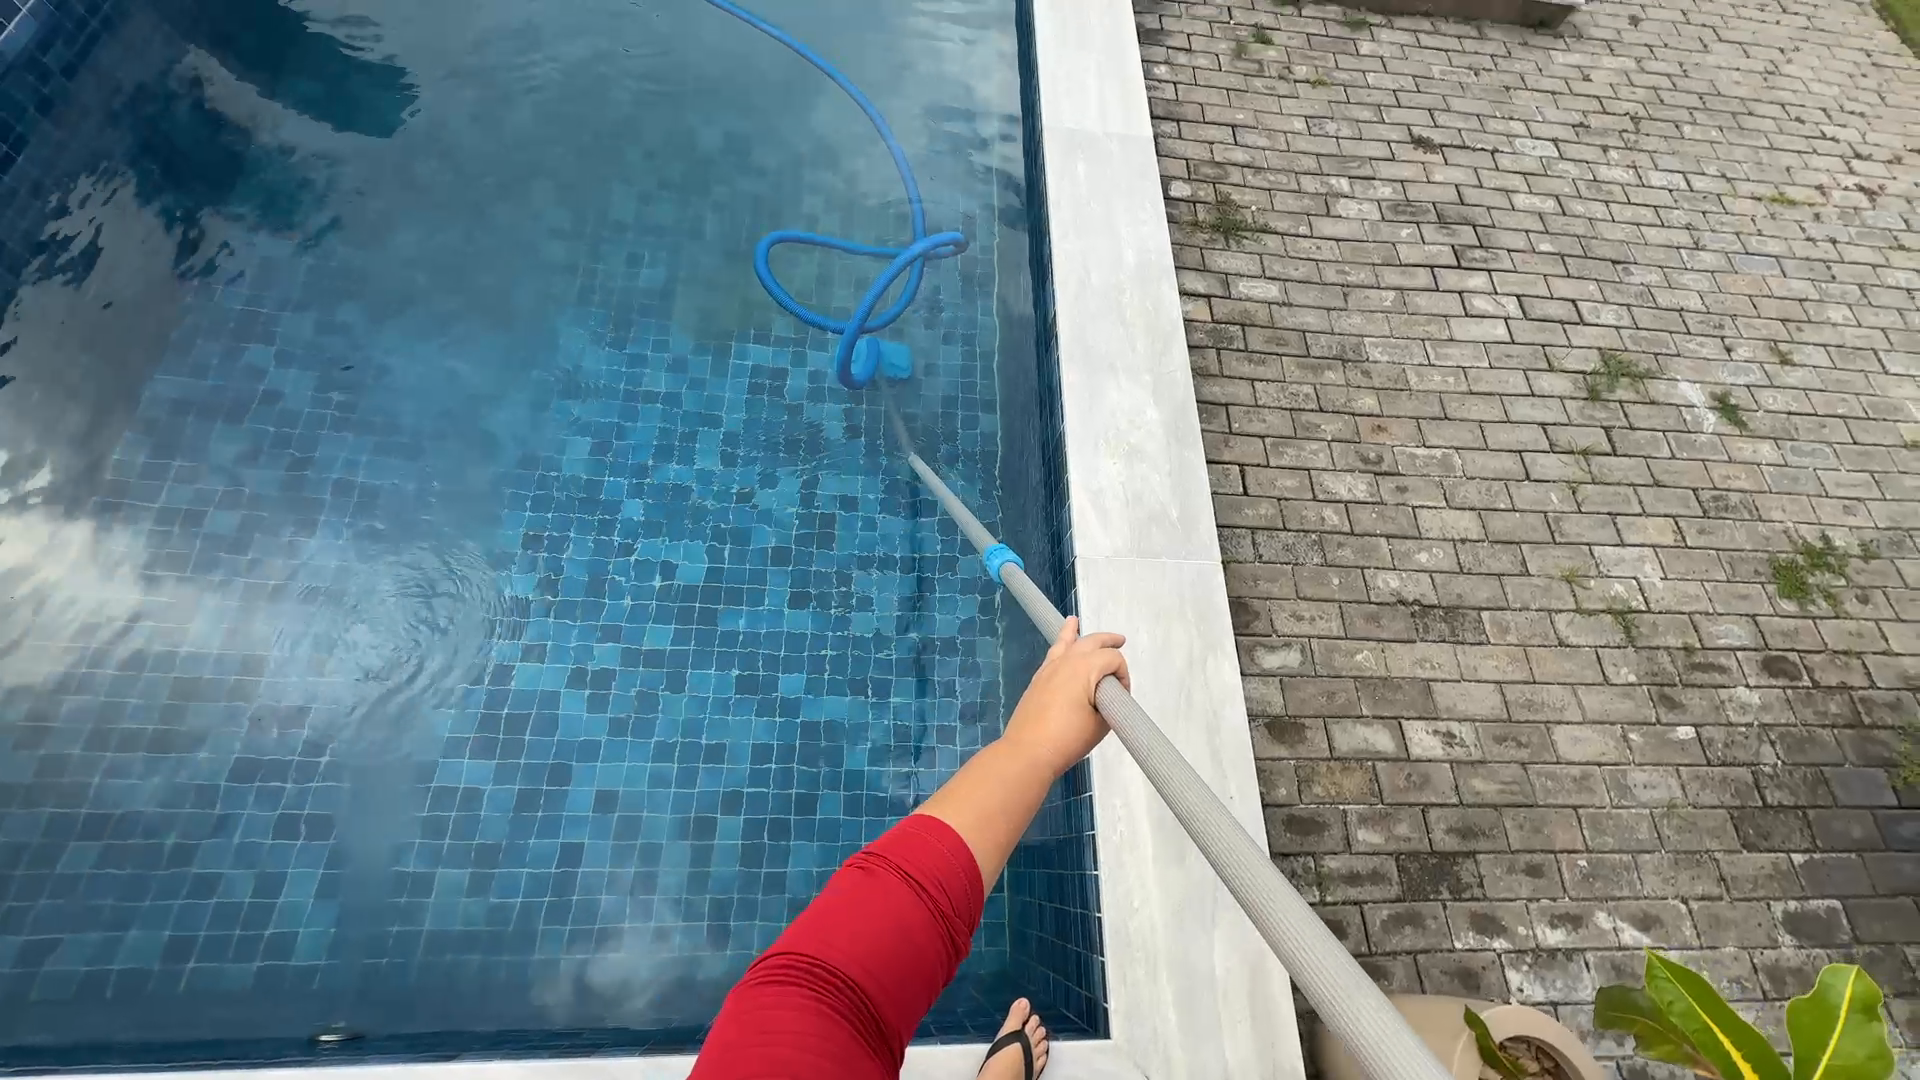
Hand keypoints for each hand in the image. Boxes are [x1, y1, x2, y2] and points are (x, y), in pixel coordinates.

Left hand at [1001, 616, 1128, 777]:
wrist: (1028, 751)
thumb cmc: (1068, 738)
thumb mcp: (1101, 723)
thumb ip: (1110, 703)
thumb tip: (1107, 695)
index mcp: (1084, 668)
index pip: (1113, 659)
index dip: (1123, 675)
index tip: (1122, 697)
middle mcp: (1066, 661)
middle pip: (1091, 642)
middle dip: (1108, 641)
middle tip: (1120, 640)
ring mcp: (1049, 668)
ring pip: (1065, 642)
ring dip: (1075, 632)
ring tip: (1075, 621)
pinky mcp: (1038, 679)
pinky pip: (1052, 654)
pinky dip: (1059, 644)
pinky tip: (1060, 644)